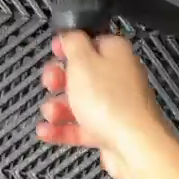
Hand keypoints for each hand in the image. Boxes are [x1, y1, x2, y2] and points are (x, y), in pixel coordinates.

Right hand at [36, 31, 172, 178]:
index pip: (90, 42)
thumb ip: (73, 42)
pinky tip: (46, 131)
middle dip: (60, 79)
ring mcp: (113, 106)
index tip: (54, 51)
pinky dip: (62, 129)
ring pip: (79, 103)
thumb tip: (69, 33)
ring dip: (58, 107)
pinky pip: (80, 127)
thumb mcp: (83, 61)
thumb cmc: (110, 102)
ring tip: (49, 113)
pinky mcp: (108, 130)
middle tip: (51, 83)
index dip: (69, 46)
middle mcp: (117, 78)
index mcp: (115, 54)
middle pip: (81, 74)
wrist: (132, 145)